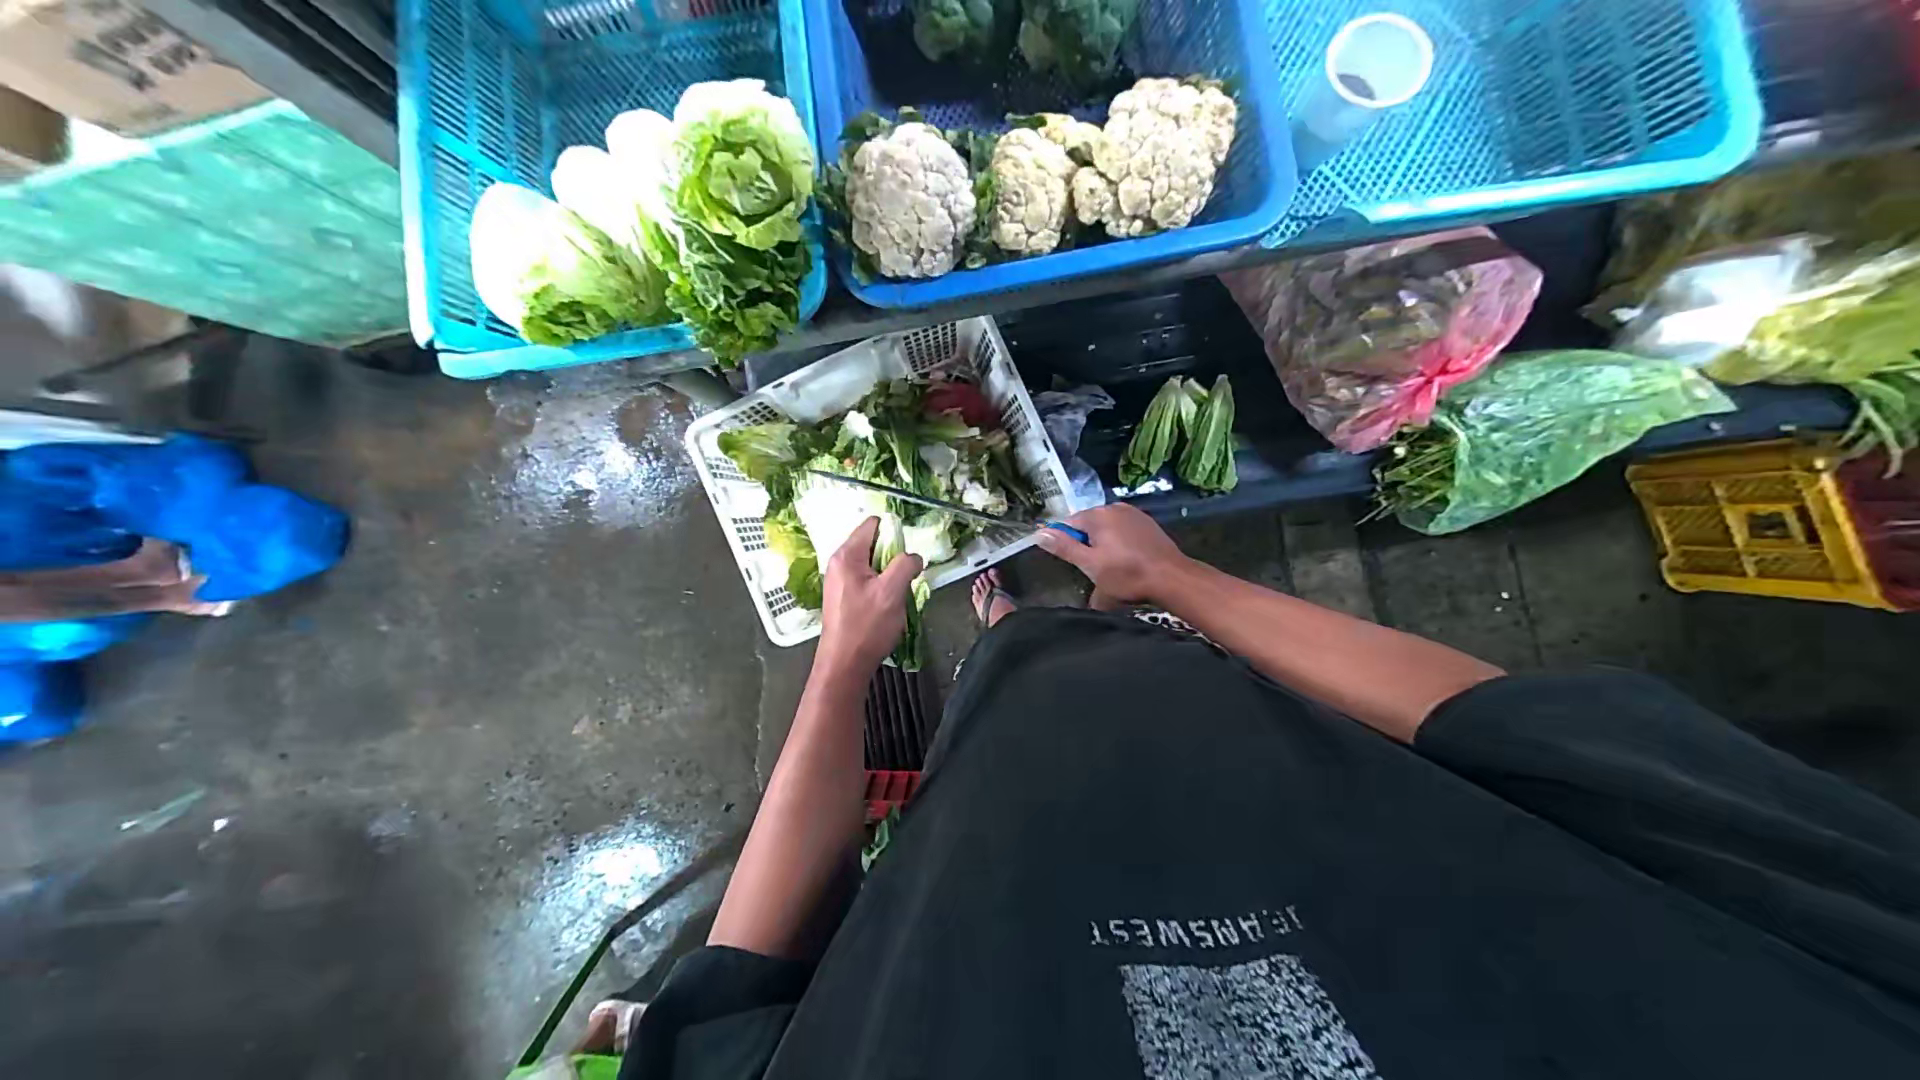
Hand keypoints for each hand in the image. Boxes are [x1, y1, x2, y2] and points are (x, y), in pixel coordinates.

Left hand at [817, 517, 923, 670]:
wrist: (844, 664)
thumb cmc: (867, 626)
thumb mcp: (892, 591)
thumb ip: (906, 565)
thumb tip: (914, 557)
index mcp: (847, 555)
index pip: (872, 524)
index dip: (894, 531)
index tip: (908, 551)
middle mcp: (838, 563)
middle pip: (872, 544)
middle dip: (893, 555)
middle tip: (905, 575)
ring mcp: (838, 581)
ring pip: (871, 564)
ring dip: (888, 573)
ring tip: (897, 592)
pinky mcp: (842, 597)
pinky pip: (865, 580)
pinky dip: (879, 586)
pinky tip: (887, 604)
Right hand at [1035, 503, 1192, 609]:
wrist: (1172, 578)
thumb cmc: (1127, 574)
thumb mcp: (1091, 565)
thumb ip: (1064, 547)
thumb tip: (1039, 533)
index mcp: (1097, 514)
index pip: (1068, 524)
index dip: (1066, 544)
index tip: (1075, 563)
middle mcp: (1114, 507)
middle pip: (1088, 525)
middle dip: (1087, 544)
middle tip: (1095, 569)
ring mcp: (1133, 513)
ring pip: (1106, 528)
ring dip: (1104, 544)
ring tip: (1112, 567)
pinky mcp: (1147, 523)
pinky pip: (1123, 530)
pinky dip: (1120, 542)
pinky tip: (1128, 560)